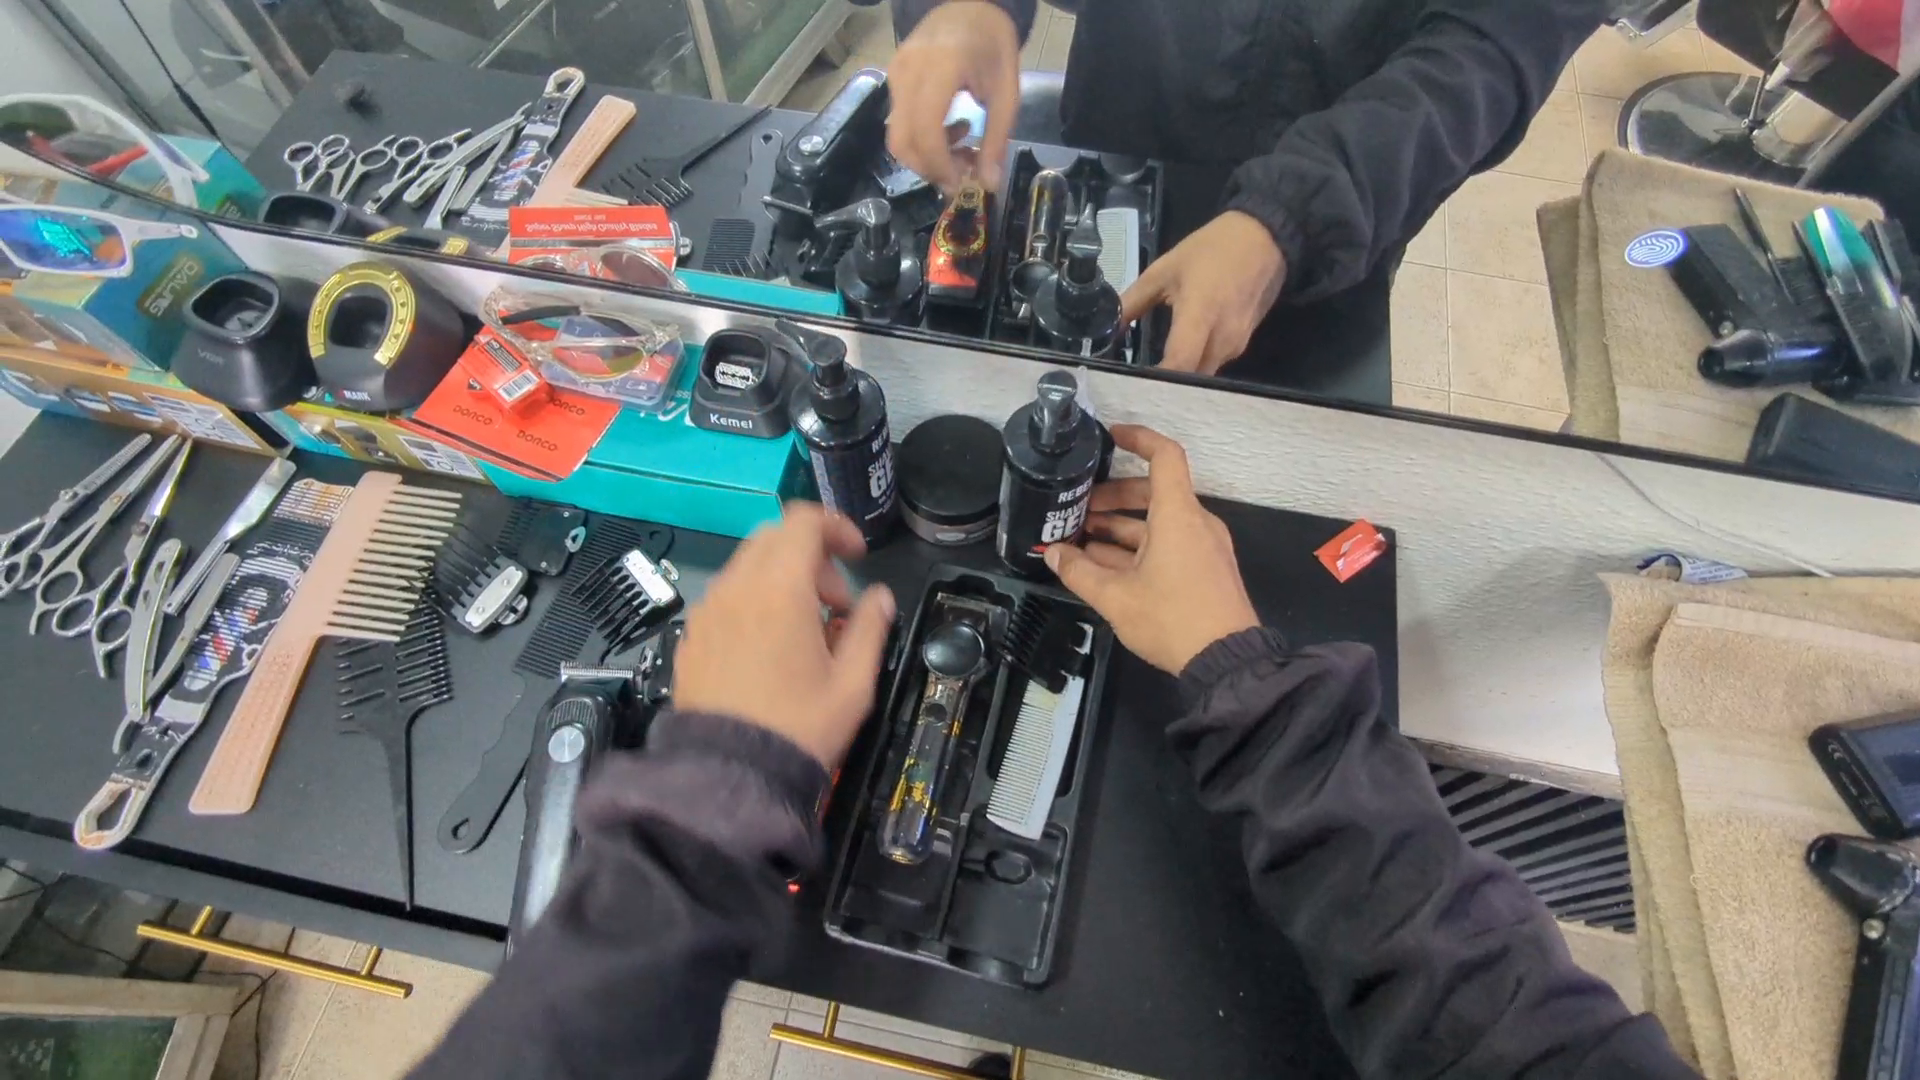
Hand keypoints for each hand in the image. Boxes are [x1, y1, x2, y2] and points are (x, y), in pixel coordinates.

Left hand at [674, 504, 895, 767]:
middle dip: (813, 555)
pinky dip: (755, 600)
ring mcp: (709, 612)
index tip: (858, 557)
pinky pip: (728, 596)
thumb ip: (870, 628)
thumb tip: (880, 599)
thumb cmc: (800, 727)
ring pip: (748, 565)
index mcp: (781, 590)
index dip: (837, 527)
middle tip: (837, 601)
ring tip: (807, 629)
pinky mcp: (692, 636)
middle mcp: (738, 589)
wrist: (727, 778)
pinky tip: (771, 647)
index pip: (804, 522)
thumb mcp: (853, 683)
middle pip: (775, 537)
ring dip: (784, 578)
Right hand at [885, 1, 1021, 190]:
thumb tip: (989, 184)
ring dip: (926, 158)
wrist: (970, 4)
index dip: (939, 164)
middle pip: (903, 140)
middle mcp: (910, 70)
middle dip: (930, 168)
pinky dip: (921, 141)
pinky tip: (948, 132)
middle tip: (960, 173)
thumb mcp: (1006, 93)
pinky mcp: (893, 79)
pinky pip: (899, 124)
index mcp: (941, 67)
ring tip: (959, 149)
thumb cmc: (992, 45)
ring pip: (897, 137)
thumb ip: (996, 140)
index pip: (926, 129)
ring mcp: (897, 73)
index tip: (959, 182)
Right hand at [1045, 425, 1258, 674]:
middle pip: (1150, 493)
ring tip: (1080, 541)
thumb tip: (1053, 554)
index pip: (1164, 456)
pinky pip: (1165, 545)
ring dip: (1118, 528)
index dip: (1138, 438)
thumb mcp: (1115, 597)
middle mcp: (1194, 523)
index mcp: (1177, 515)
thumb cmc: (1172, 619)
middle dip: (1110, 498)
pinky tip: (1104, 566)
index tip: (1110, 436)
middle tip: (1076, 508)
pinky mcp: (1203, 569)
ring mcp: (1201, 547)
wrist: (1227, 662)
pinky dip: (1135, 548)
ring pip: (1155, 524)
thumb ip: (1078, 571)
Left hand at [1120, 210, 1287, 375]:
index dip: (1154, 383)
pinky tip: (1177, 364)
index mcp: (1200, 316)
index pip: (1178, 365)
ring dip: (1179, 381)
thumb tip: (1107, 327)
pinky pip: (1213, 365)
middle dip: (1163, 389)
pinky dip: (1194, 368)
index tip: (1131, 389)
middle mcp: (1222, 338)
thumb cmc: (1211, 250)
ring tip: (1152, 382)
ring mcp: (1236, 344)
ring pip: (1202, 377)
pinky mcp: (1243, 345)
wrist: (1266, 236)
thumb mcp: (1163, 271)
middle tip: (1135, 391)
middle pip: (1190, 380)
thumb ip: (1132, 302)